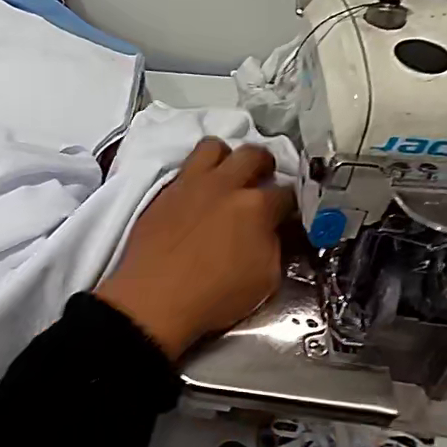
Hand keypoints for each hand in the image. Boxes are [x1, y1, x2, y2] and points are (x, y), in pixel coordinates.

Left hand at [94, 138, 293, 358]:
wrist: (154, 299)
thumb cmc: (214, 296)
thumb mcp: (265, 280)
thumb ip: (274, 246)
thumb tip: (272, 231)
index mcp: (256, 207)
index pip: (286, 193)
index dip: (291, 203)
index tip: (288, 213)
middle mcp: (225, 185)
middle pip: (253, 154)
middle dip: (265, 165)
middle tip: (263, 180)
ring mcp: (191, 184)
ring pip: (214, 147)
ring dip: (226, 157)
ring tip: (226, 175)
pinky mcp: (164, 191)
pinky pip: (185, 167)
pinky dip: (197, 174)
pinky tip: (198, 195)